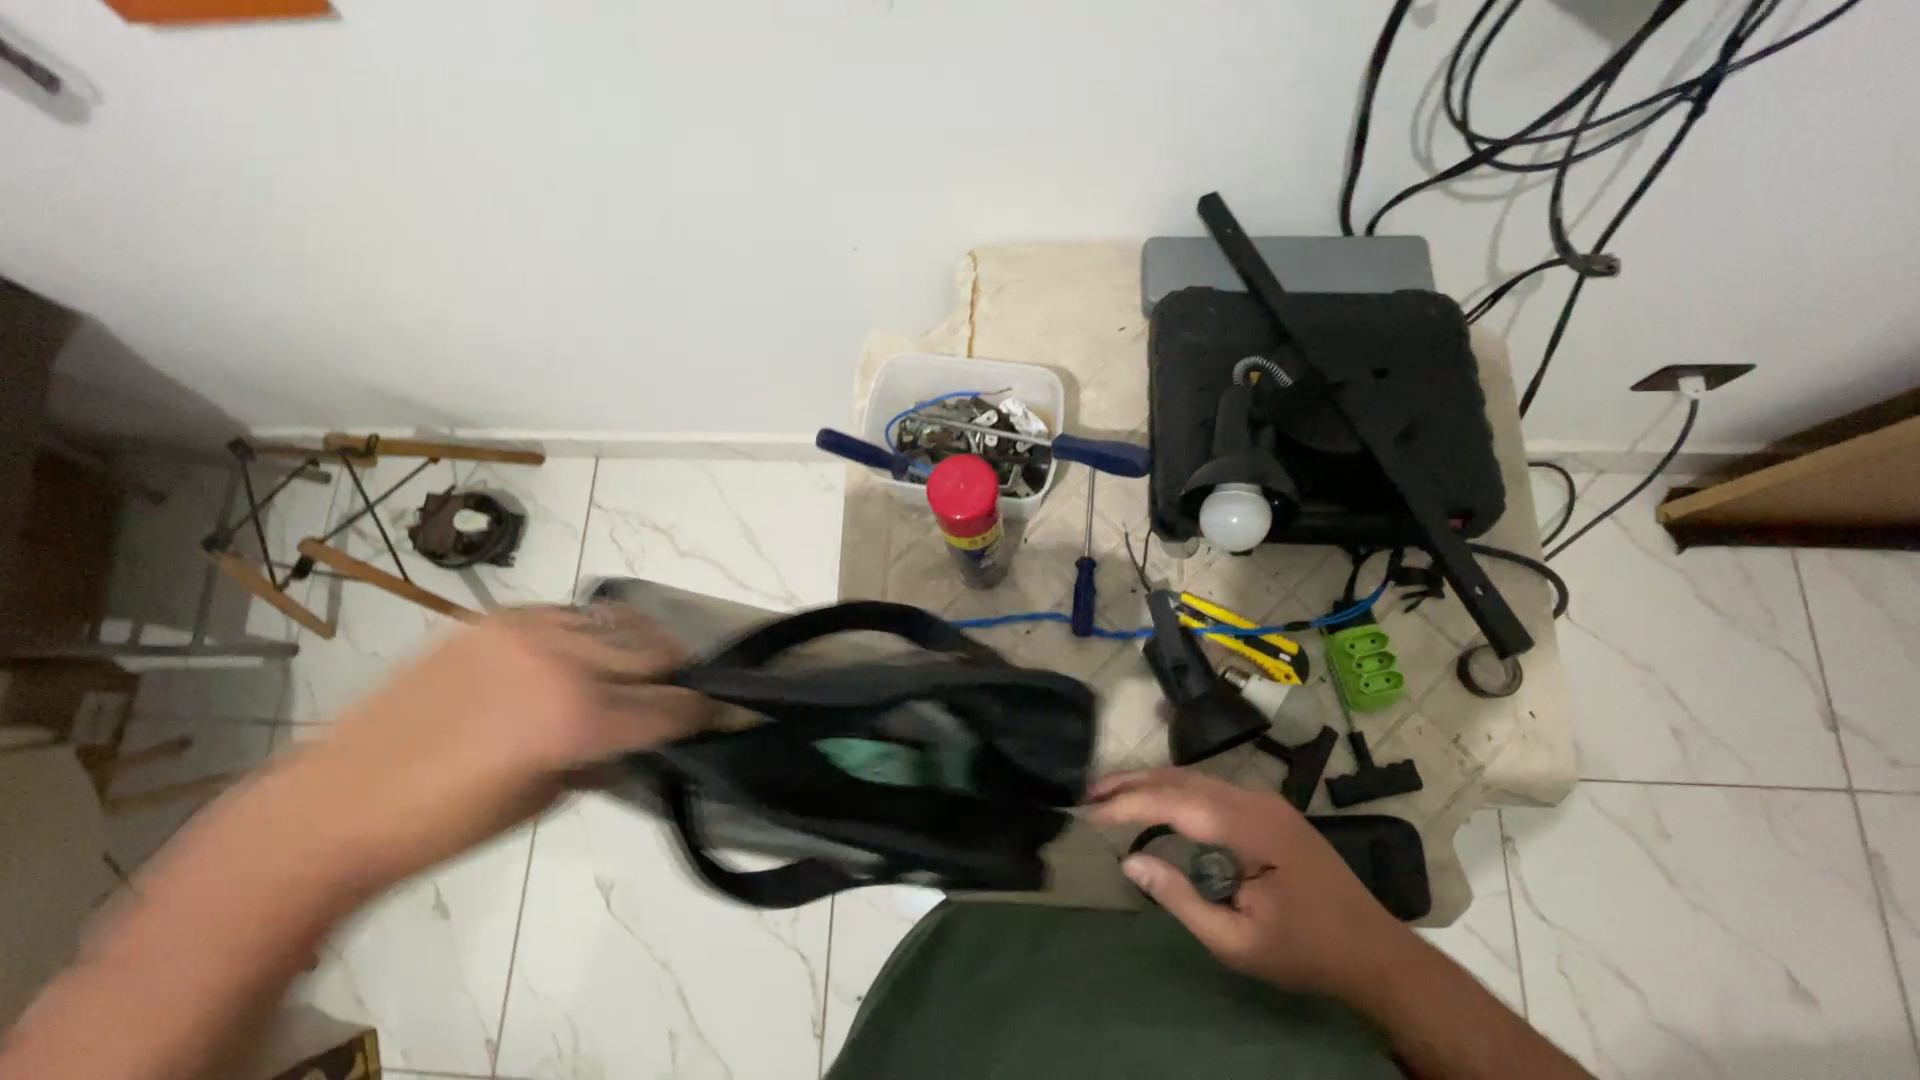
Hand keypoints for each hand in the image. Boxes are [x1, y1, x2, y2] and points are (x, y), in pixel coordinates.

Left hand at [278, 604, 709, 889]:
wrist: (335, 805)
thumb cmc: (445, 825)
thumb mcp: (545, 798)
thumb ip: (602, 754)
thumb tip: (636, 735)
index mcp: (576, 719)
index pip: (671, 706)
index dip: (710, 713)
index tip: (731, 714)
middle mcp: (560, 661)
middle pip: (655, 650)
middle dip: (680, 673)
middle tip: (686, 694)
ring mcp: (524, 632)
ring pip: (615, 623)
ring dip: (638, 647)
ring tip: (638, 671)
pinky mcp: (491, 619)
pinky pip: (566, 615)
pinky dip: (588, 633)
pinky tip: (580, 657)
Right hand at [1088, 768, 1418, 1004]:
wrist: (1374, 952)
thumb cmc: (1304, 953)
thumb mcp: (1235, 941)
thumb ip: (1180, 899)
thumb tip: (1130, 860)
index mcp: (1252, 829)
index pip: (1177, 803)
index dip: (1130, 804)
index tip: (1092, 813)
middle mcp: (1257, 802)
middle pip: (1184, 780)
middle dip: (1133, 783)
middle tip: (1089, 793)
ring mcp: (1266, 803)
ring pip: (1197, 779)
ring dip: (1152, 783)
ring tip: (1110, 794)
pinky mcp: (1269, 811)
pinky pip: (1212, 790)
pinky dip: (1175, 791)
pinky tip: (1155, 802)